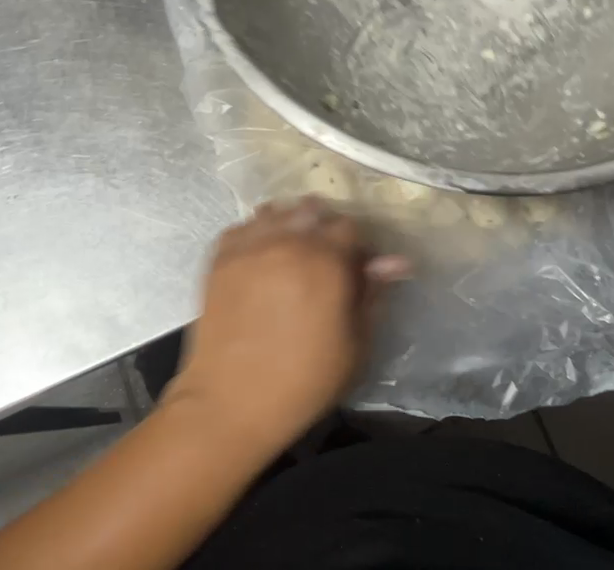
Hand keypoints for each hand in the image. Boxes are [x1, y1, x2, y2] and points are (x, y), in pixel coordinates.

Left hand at [166, 199, 408, 454]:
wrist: (230, 403)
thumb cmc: (303, 381)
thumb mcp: (354, 344)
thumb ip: (371, 294)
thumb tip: (394, 261)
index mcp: (326, 261)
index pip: (349, 226)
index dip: (357, 247)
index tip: (355, 271)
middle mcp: (287, 242)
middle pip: (313, 211)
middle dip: (324, 230)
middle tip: (324, 265)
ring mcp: (249, 246)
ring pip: (277, 211)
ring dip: (290, 225)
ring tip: (291, 258)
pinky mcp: (219, 258)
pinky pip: (243, 227)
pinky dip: (256, 234)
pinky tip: (260, 259)